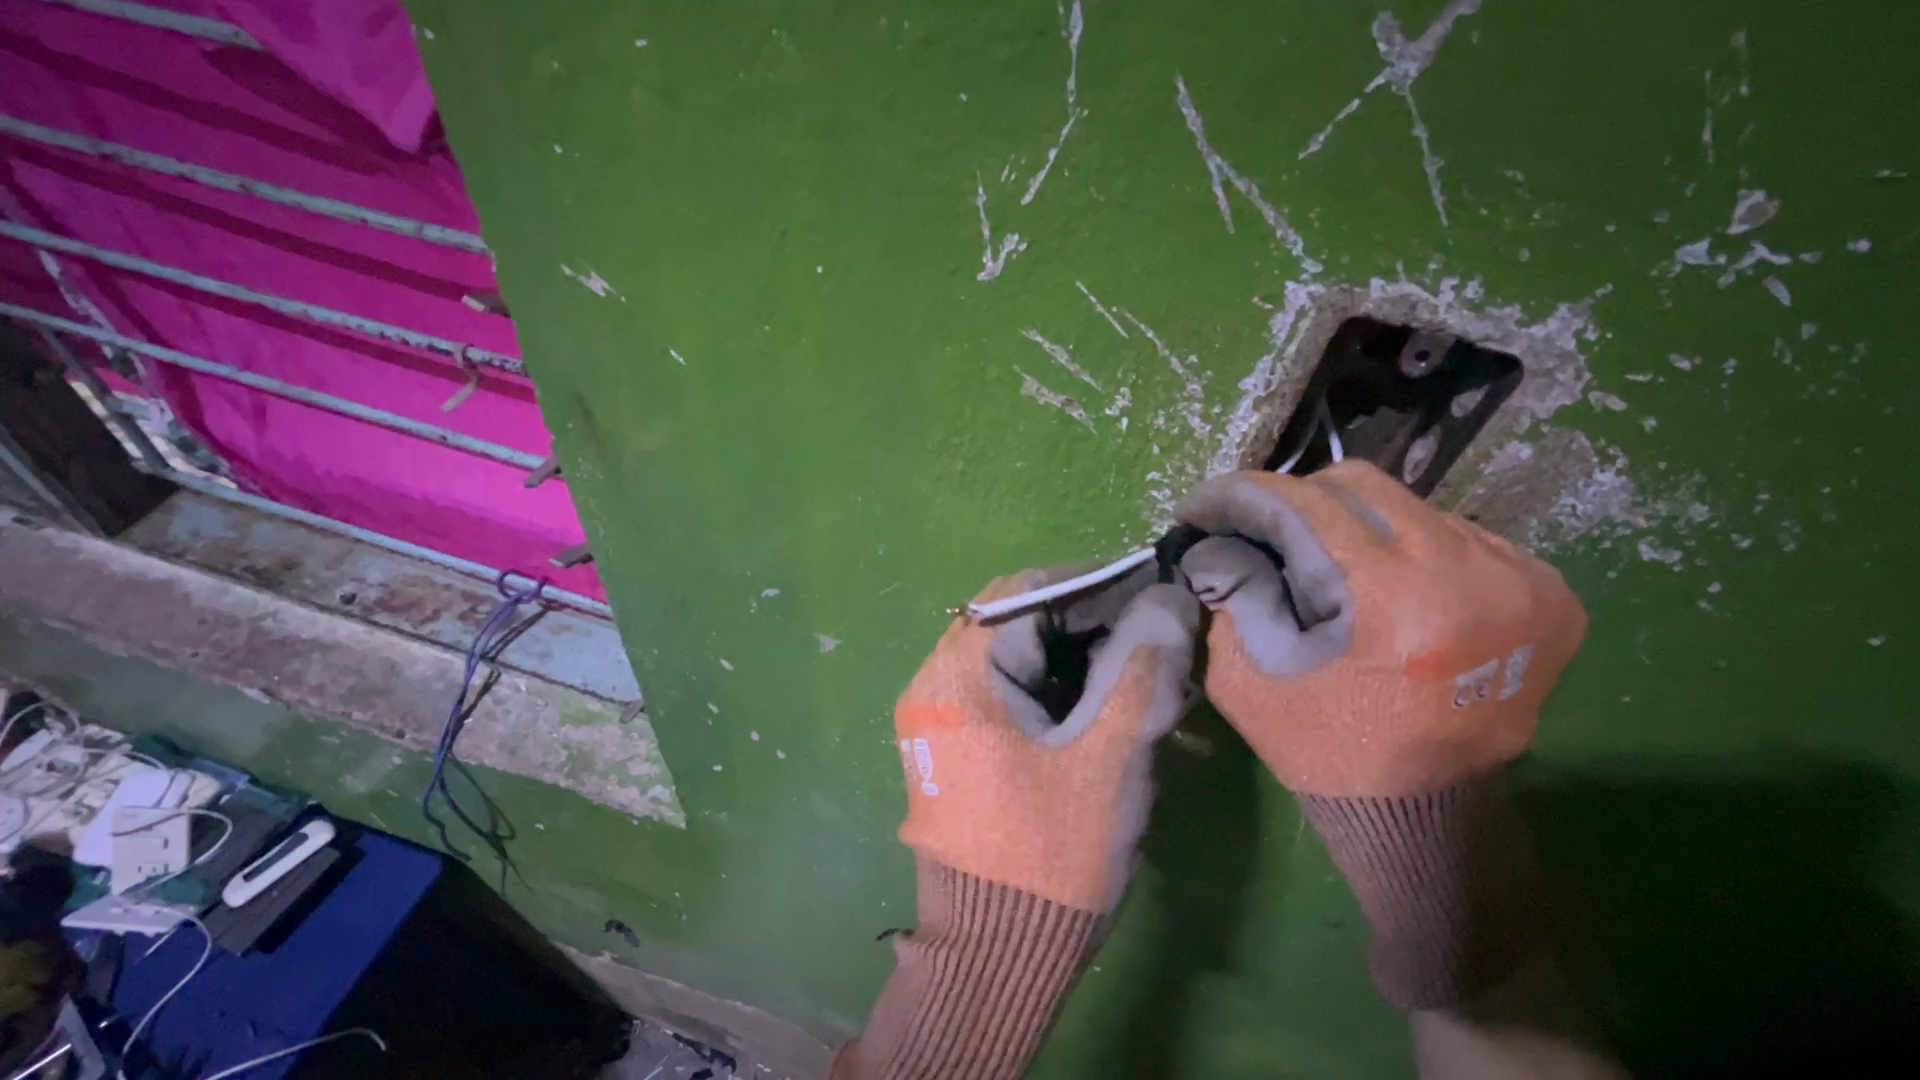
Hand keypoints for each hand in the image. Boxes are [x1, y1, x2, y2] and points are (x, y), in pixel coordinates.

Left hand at [894, 566, 1200, 912]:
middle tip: (1154, 627)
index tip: (1154, 585)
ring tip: (1140, 661)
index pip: (1026, 593)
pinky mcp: (956, 746)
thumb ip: (1140, 671)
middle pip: (1016, 620)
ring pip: (1014, 655)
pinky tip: (1105, 699)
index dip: (1094, 582)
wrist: (996, 953)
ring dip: (1076, 650)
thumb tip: (1168, 600)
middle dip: (1088, 617)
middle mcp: (936, 685)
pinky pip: (1007, 691)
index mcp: (959, 677)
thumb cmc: (1050, 854)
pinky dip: (1056, 684)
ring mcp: (940, 717)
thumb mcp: (1107, 759)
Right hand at [1176, 461, 1586, 797]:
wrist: (1425, 812)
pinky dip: (1410, 549)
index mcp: (1396, 597)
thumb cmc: (1326, 747)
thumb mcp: (1247, 677)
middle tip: (1262, 530)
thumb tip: (1215, 538)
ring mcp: (1521, 578)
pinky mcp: (1548, 593)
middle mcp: (1471, 571)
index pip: (1308, 505)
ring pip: (1411, 507)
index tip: (1204, 507)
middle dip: (1298, 500)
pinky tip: (1388, 583)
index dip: (1245, 496)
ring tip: (1326, 563)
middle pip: (1362, 487)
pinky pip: (1456, 537)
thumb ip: (1227, 592)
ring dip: (1357, 525)